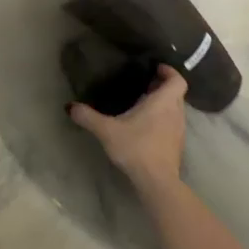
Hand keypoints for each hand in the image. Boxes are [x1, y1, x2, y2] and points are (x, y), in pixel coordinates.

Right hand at [68, 65, 188, 194]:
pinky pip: (172, 124)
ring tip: (141, 105)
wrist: (156, 180)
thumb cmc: (136, 147)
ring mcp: (179, 130)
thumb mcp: (106, 130)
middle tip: (143, 85)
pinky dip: (162, 120)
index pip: (177, 80)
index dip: (168, 71)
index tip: (155, 68)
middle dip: (161, 87)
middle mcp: (176, 112)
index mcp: (164, 102)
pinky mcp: (176, 145)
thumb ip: (88, 117)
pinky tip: (145, 127)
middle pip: (175, 93)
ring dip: (162, 104)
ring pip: (174, 109)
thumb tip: (70, 107)